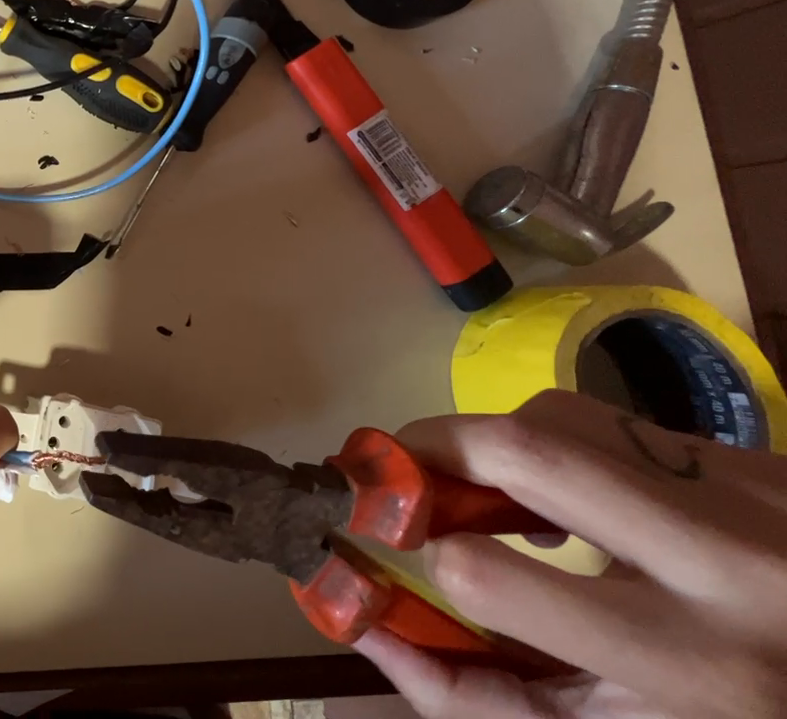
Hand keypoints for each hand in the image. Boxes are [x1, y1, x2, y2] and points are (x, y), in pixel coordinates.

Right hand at [354, 388, 786, 718]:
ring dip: (491, 440)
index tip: (389, 537)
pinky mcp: (757, 461)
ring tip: (494, 487)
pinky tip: (574, 493)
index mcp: (694, 665)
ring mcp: (753, 498)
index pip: (486, 573)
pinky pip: (609, 422)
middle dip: (427, 447)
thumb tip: (360, 624)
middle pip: (522, 449)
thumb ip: (472, 694)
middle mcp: (731, 566)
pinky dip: (557, 446)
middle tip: (396, 472)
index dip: (419, 549)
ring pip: (557, 415)